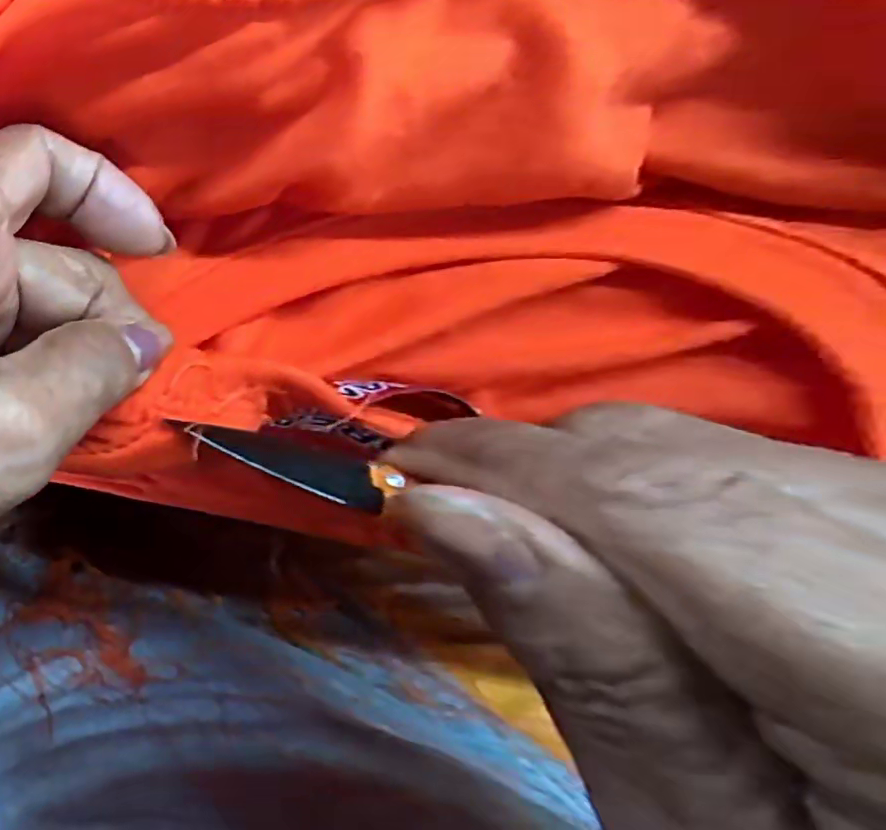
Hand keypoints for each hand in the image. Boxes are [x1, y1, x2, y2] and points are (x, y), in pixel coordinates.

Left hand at [0, 125, 173, 641]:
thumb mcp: (14, 423)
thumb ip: (94, 369)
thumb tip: (142, 341)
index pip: (36, 158)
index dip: (107, 190)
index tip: (157, 252)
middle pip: (44, 253)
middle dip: (99, 316)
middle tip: (134, 385)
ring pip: (22, 306)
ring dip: (68, 355)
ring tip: (91, 418)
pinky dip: (30, 371)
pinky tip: (51, 421)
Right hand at [388, 404, 885, 829]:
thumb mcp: (692, 818)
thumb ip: (584, 660)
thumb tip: (434, 507)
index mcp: (882, 662)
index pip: (647, 502)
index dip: (499, 467)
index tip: (398, 472)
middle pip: (675, 458)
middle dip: (533, 468)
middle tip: (451, 512)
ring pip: (713, 444)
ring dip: (593, 475)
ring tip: (540, 538)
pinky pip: (762, 461)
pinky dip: (664, 484)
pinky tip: (641, 547)